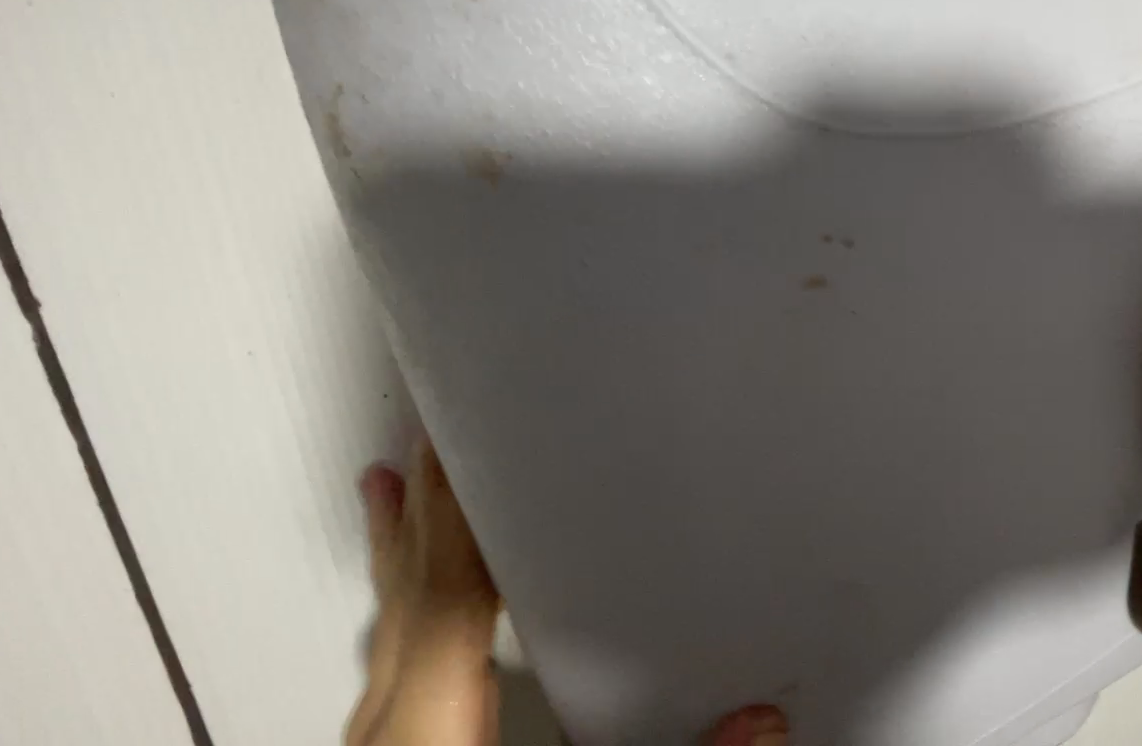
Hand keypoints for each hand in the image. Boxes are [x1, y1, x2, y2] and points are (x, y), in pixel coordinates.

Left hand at [343, 442, 791, 745]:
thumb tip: (764, 722)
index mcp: (432, 729)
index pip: (454, 582)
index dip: (466, 499)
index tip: (474, 433)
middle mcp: (390, 726)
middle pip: (413, 582)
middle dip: (435, 498)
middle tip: (446, 426)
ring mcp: (377, 741)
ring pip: (388, 617)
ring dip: (402, 543)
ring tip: (398, 485)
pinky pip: (385, 653)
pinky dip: (392, 602)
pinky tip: (396, 606)